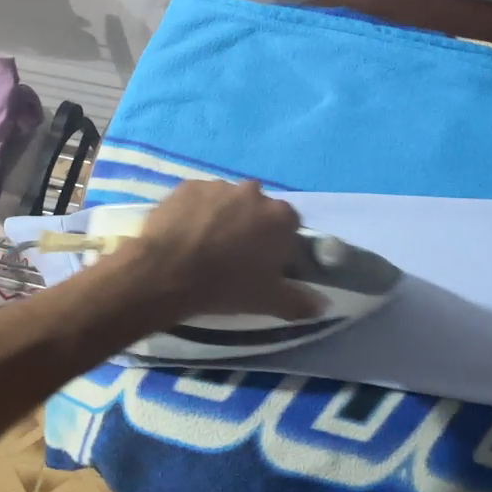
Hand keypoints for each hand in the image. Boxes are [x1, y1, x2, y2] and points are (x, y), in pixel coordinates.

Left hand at [118, 180, 323, 322]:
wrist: (166, 273)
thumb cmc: (226, 286)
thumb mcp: (267, 300)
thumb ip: (300, 301)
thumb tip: (324, 305)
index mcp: (280, 216)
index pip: (289, 227)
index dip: (278, 245)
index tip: (264, 264)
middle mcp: (254, 192)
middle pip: (258, 210)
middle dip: (251, 228)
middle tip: (233, 257)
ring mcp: (220, 185)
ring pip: (228, 202)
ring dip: (223, 218)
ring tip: (205, 247)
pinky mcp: (189, 186)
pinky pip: (199, 199)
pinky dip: (197, 213)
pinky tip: (185, 235)